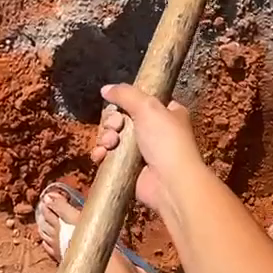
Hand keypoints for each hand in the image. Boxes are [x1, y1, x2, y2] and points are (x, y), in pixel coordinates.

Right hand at [93, 83, 206, 212]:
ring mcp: (141, 151)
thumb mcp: (148, 107)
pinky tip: (100, 155)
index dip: (125, 102)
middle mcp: (154, 131)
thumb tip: (105, 89)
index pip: (139, 101)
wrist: (171, 183)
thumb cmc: (167, 142)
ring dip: (106, 138)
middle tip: (116, 127)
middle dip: (112, 122)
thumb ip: (125, 94)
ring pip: (113, 137)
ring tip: (110, 144)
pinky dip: (102, 154)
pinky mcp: (129, 169)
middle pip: (122, 118)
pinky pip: (109, 157)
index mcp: (166, 113)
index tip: (119, 106)